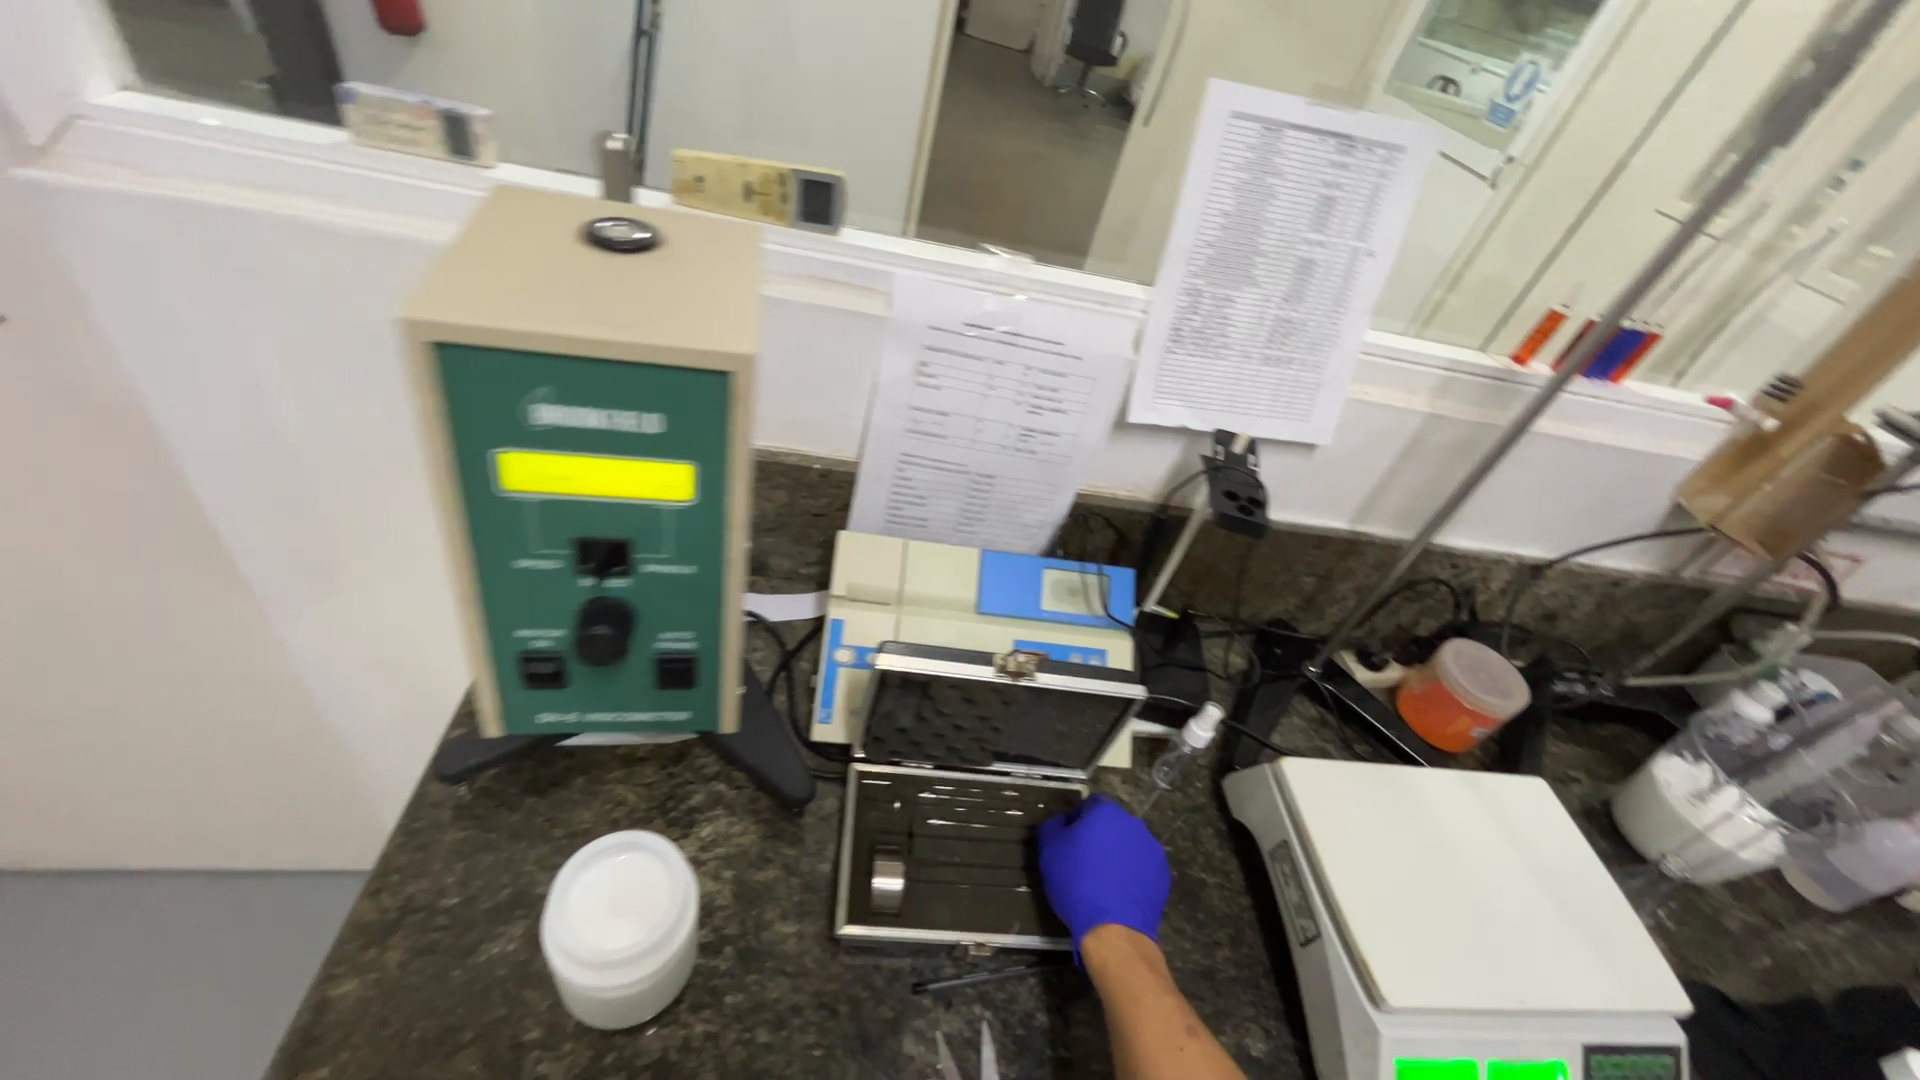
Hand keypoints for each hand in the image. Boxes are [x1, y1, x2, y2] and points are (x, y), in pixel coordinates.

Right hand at [1037, 794, 1170, 950]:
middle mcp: (1133, 824)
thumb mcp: (1049, 851)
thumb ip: (1052, 827)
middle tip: (1083, 859)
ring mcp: (1151, 849)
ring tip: (1102, 879)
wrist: (1113, 929)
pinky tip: (1118, 892)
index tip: (1067, 839)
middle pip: (1111, 823)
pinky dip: (1131, 874)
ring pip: (1128, 844)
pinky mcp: (1162, 874)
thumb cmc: (1076, 883)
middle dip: (1098, 836)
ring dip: (1116, 854)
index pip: (1090, 803)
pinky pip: (1141, 866)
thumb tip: (1060, 822)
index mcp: (1106, 812)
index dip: (1077, 819)